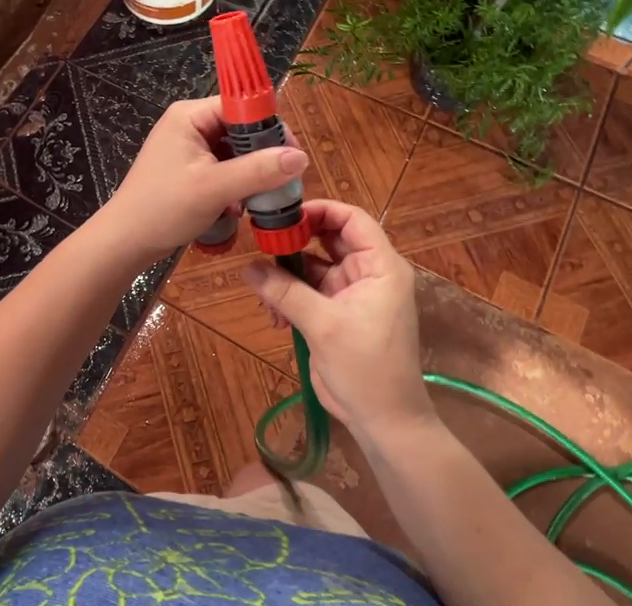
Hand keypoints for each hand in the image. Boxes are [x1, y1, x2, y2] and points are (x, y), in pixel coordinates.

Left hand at [89, 96, 307, 267]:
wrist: (125, 241)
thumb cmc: (164, 208)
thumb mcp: (215, 188)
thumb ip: (258, 171)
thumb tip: (301, 156)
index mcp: (190, 116)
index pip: (241, 107)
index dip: (269, 128)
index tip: (292, 156)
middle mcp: (190, 124)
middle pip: (241, 130)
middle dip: (262, 157)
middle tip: (282, 184)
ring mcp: (188, 148)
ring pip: (235, 153)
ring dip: (251, 175)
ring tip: (262, 200)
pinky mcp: (189, 170)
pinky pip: (224, 169)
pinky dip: (236, 186)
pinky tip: (239, 209)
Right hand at [243, 199, 435, 436]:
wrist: (384, 421)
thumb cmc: (366, 367)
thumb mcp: (324, 325)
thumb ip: (285, 292)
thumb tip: (247, 267)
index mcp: (380, 267)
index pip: (352, 219)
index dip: (320, 210)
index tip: (284, 215)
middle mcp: (368, 273)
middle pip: (329, 239)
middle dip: (295, 243)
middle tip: (263, 246)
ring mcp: (351, 294)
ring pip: (313, 266)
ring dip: (287, 276)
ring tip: (266, 294)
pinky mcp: (336, 314)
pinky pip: (308, 291)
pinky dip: (289, 297)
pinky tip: (274, 316)